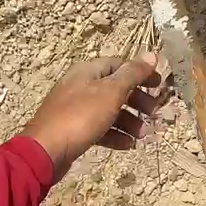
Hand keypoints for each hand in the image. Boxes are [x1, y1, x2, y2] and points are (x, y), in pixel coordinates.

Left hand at [20, 54, 166, 180]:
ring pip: (109, 110)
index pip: (120, 65)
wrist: (46, 150)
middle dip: (137, 101)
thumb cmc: (81, 116)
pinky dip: (115, 134)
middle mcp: (81, 86)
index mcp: (88, 71)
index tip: (159, 85)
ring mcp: (75, 109)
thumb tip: (152, 54)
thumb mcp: (111, 92)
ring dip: (129, 121)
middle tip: (154, 114)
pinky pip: (99, 128)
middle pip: (116, 88)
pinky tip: (128, 145)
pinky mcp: (73, 130)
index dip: (141, 73)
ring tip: (144, 135)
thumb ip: (133, 74)